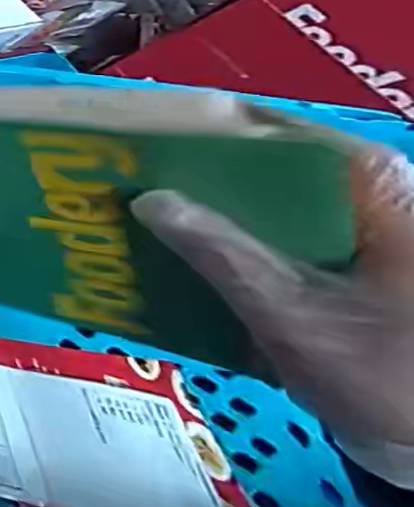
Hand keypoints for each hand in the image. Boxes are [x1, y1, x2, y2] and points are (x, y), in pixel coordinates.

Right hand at [133, 145, 413, 486]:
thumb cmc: (397, 383)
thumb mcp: (298, 318)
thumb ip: (224, 256)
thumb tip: (148, 199)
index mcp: (387, 202)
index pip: (289, 135)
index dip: (209, 123)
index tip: (135, 128)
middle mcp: (380, 210)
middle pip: (270, 167)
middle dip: (191, 171)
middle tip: (119, 174)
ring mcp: (368, 244)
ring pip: (266, 204)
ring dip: (199, 209)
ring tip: (133, 212)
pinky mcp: (352, 275)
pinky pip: (272, 238)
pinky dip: (222, 241)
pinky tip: (174, 255)